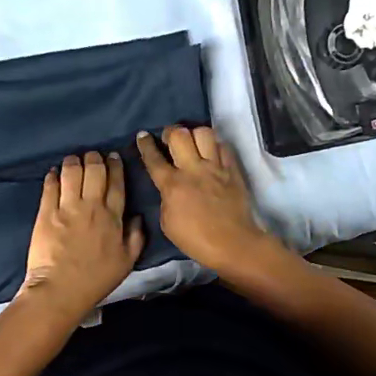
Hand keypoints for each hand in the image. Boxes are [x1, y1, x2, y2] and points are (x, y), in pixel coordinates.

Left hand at [17, 150, 143, 318]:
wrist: (60, 289)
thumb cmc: (96, 280)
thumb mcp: (127, 262)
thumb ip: (135, 237)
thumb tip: (137, 217)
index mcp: (113, 217)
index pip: (116, 183)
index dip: (115, 166)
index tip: (112, 156)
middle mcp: (91, 206)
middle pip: (94, 171)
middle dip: (94, 158)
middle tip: (92, 156)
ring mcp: (66, 208)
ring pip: (72, 173)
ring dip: (73, 162)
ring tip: (73, 160)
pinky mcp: (45, 213)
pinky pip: (50, 187)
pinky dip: (53, 177)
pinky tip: (53, 173)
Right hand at [135, 126, 284, 274]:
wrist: (232, 243)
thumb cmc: (195, 239)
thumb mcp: (167, 223)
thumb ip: (165, 199)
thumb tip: (169, 189)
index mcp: (172, 185)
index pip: (154, 158)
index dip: (145, 144)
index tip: (142, 136)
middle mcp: (193, 169)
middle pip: (179, 135)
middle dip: (170, 132)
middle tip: (169, 139)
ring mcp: (215, 167)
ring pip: (203, 133)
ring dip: (194, 134)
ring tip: (192, 142)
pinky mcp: (232, 170)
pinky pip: (223, 146)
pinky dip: (214, 145)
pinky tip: (211, 153)